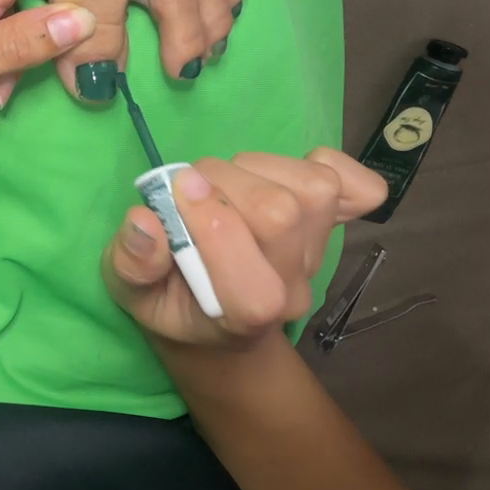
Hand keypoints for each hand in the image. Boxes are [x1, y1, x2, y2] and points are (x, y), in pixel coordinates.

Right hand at [103, 149, 387, 346]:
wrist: (219, 323)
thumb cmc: (172, 303)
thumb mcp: (132, 295)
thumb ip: (131, 264)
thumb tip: (144, 220)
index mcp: (242, 315)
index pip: (250, 274)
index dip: (211, 219)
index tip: (176, 188)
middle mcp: (291, 289)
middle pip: (282, 214)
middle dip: (225, 181)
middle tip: (189, 182)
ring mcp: (317, 257)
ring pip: (314, 190)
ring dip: (259, 167)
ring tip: (225, 180)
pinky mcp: (332, 228)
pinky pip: (358, 189)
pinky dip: (325, 166)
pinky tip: (284, 172)